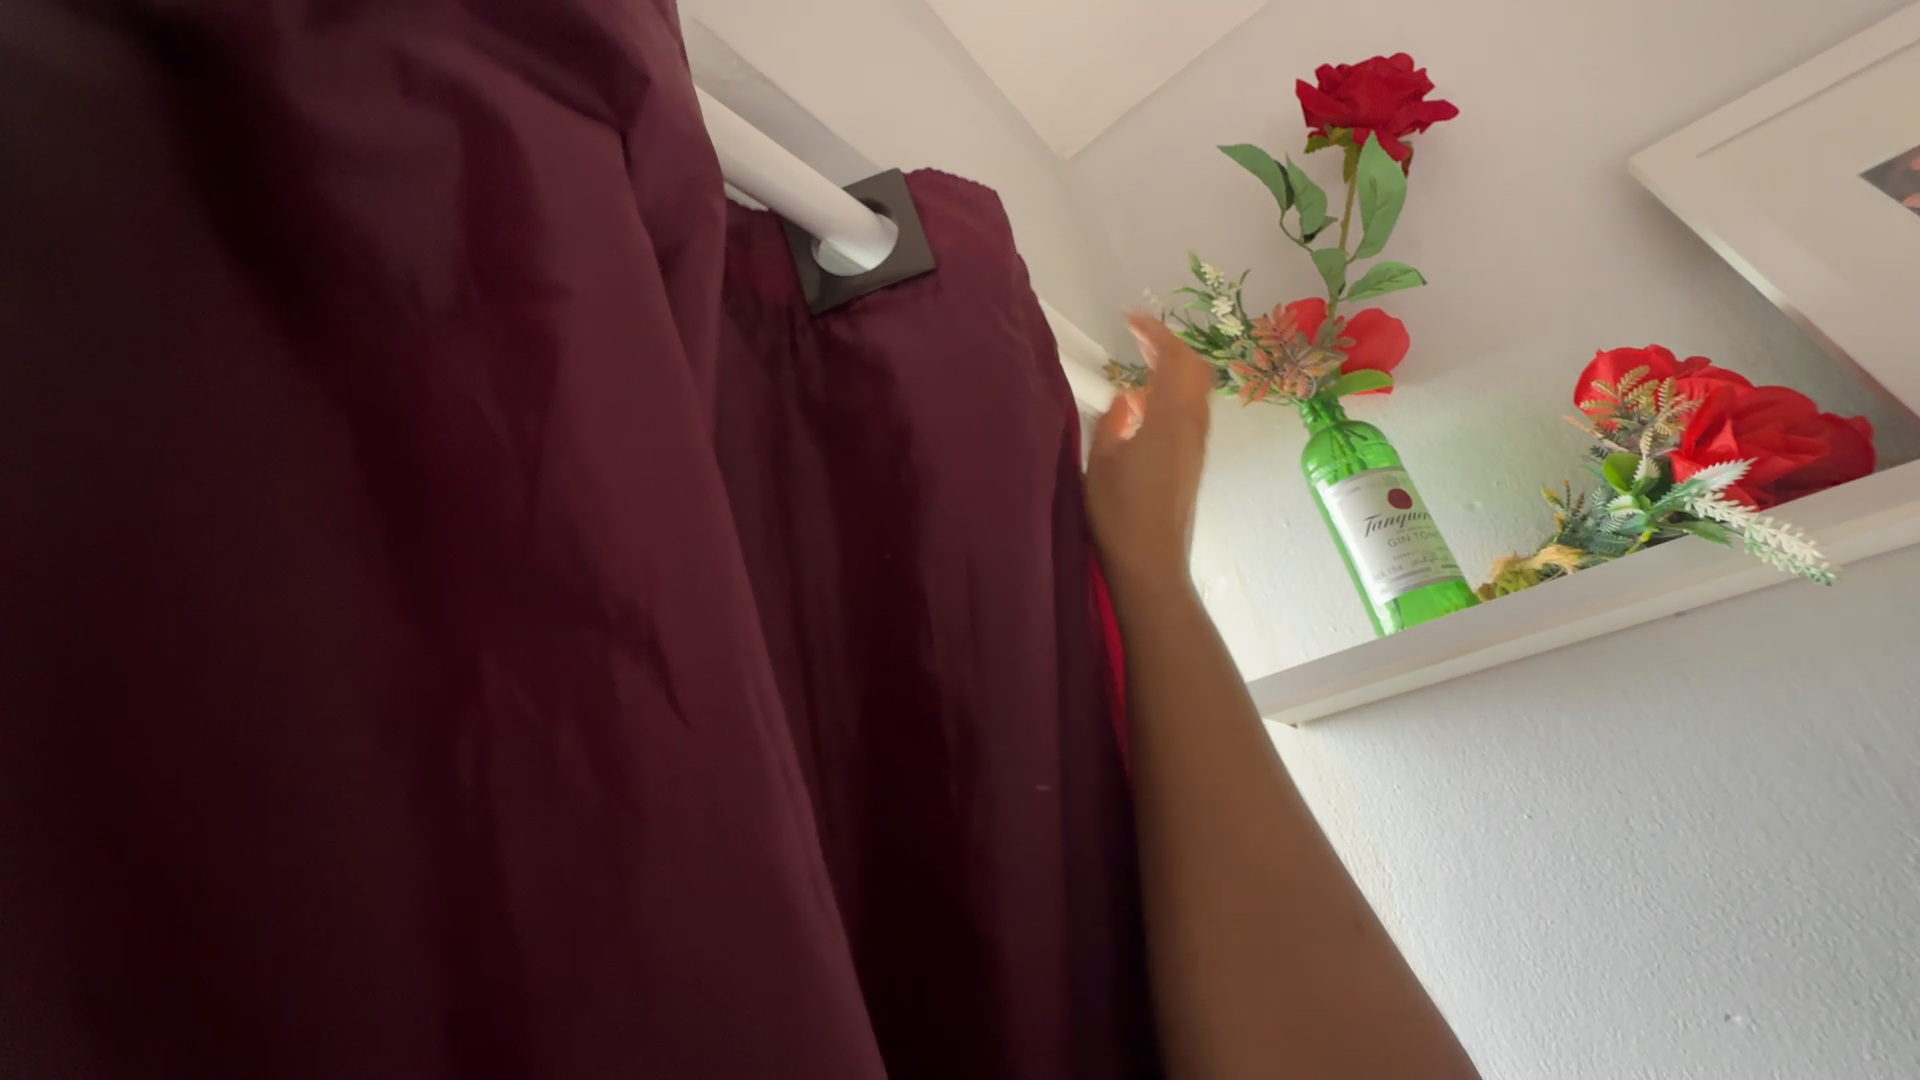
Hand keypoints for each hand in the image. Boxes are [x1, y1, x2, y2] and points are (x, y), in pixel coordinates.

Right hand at [1086, 312, 1213, 591]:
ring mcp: (1197, 446)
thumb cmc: (1119, 513)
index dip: (1155, 332)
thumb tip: (1127, 397)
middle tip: (1140, 339)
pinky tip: (1146, 410)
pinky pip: (1191, 414)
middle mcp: (1192, 426)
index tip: (1130, 318)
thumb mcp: (1102, 462)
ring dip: (1174, 372)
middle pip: (1196, 370)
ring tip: (1141, 369)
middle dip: (1170, 347)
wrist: (1151, 562)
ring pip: (1196, 392)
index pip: (1173, 359)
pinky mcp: (1193, 463)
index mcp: (1169, 419)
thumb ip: (1114, 421)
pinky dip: (1173, 396)